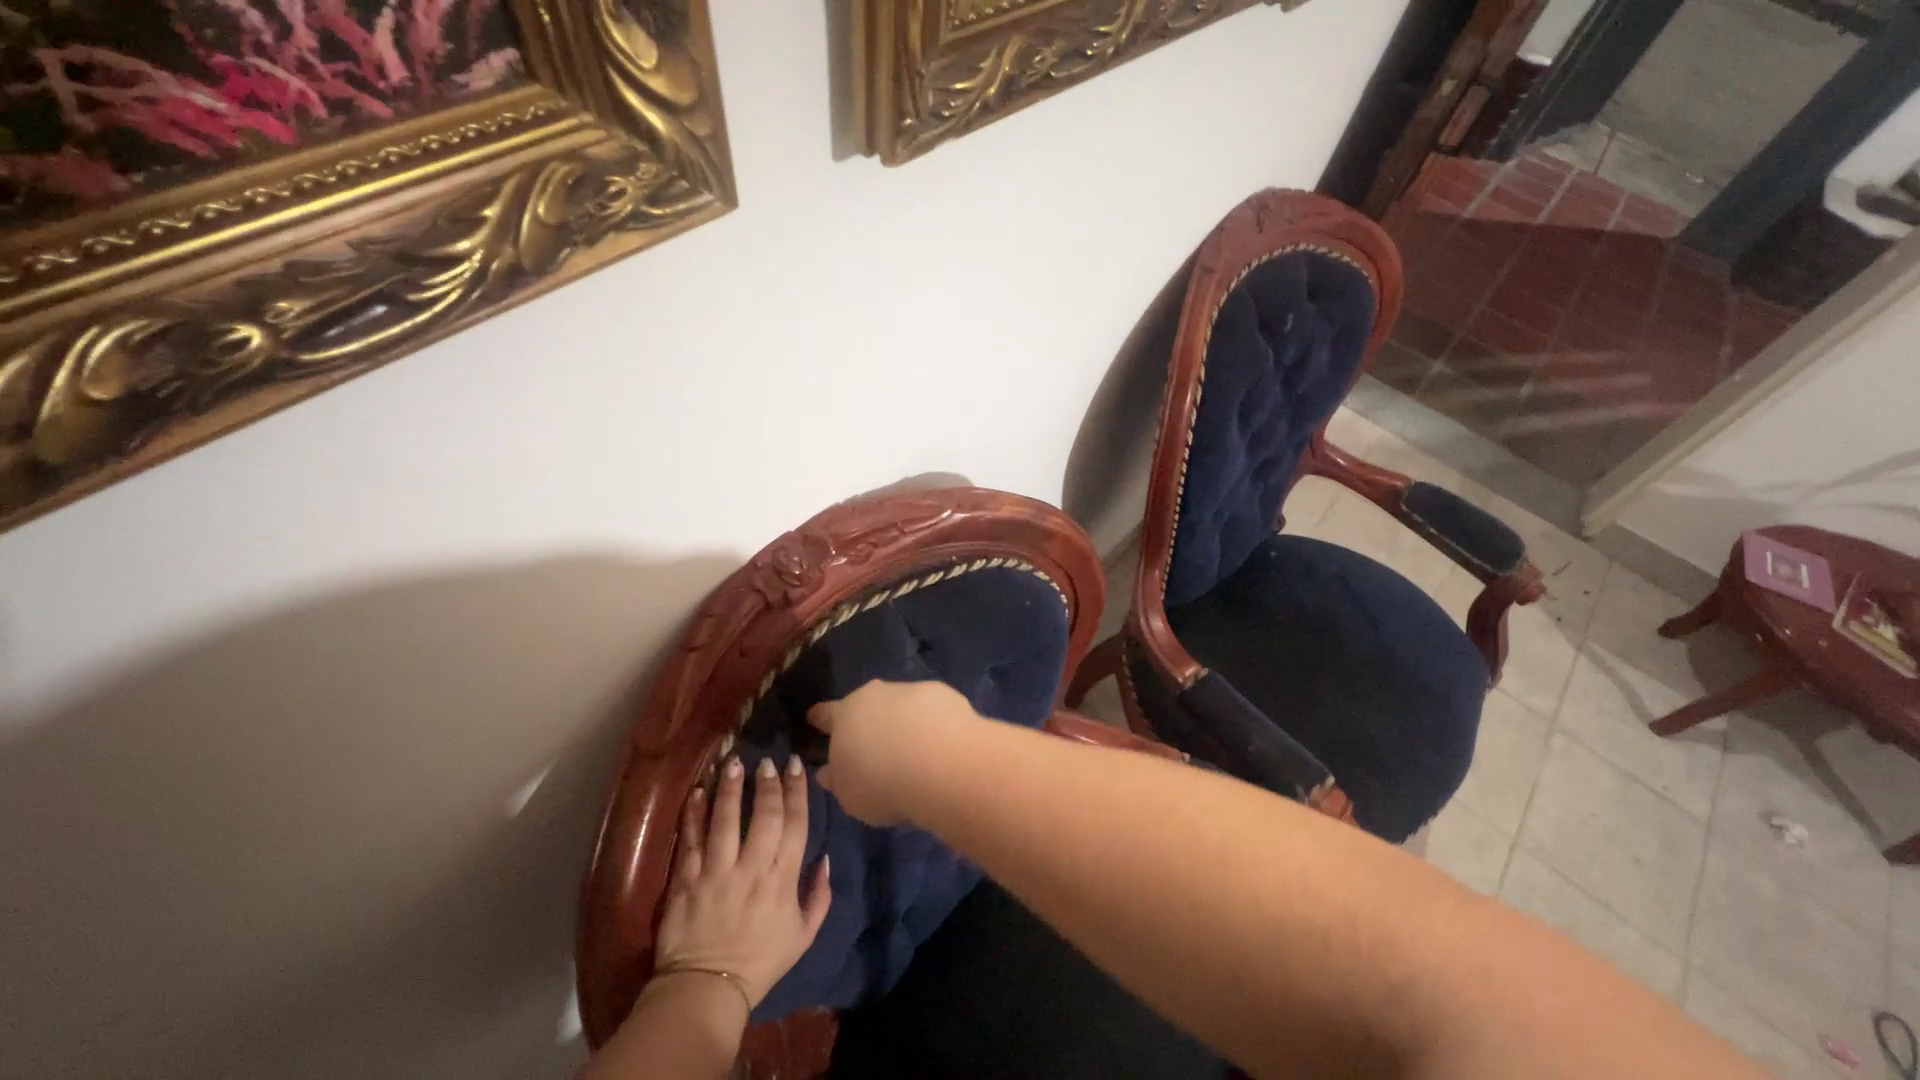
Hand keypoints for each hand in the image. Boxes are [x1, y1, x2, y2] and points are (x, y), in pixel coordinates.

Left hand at [655, 754, 831, 1007]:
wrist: (706, 988)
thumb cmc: (761, 962)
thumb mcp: (804, 935)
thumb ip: (819, 896)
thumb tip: (825, 859)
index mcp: (782, 880)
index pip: (794, 825)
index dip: (796, 792)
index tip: (795, 766)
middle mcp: (751, 869)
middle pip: (763, 816)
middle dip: (767, 784)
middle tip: (767, 760)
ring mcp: (716, 872)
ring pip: (725, 820)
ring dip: (731, 789)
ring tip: (733, 763)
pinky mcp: (686, 880)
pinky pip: (691, 839)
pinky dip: (694, 813)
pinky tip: (698, 791)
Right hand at [806, 679, 977, 825]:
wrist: (944, 768)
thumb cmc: (884, 785)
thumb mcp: (848, 794)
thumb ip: (837, 779)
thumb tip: (828, 770)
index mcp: (846, 714)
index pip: (826, 713)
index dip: (820, 719)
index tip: (815, 719)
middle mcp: (877, 694)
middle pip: (867, 705)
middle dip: (869, 721)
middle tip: (875, 745)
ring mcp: (914, 690)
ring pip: (902, 705)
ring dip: (904, 722)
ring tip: (915, 750)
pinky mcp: (947, 696)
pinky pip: (934, 711)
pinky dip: (934, 724)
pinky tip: (942, 746)